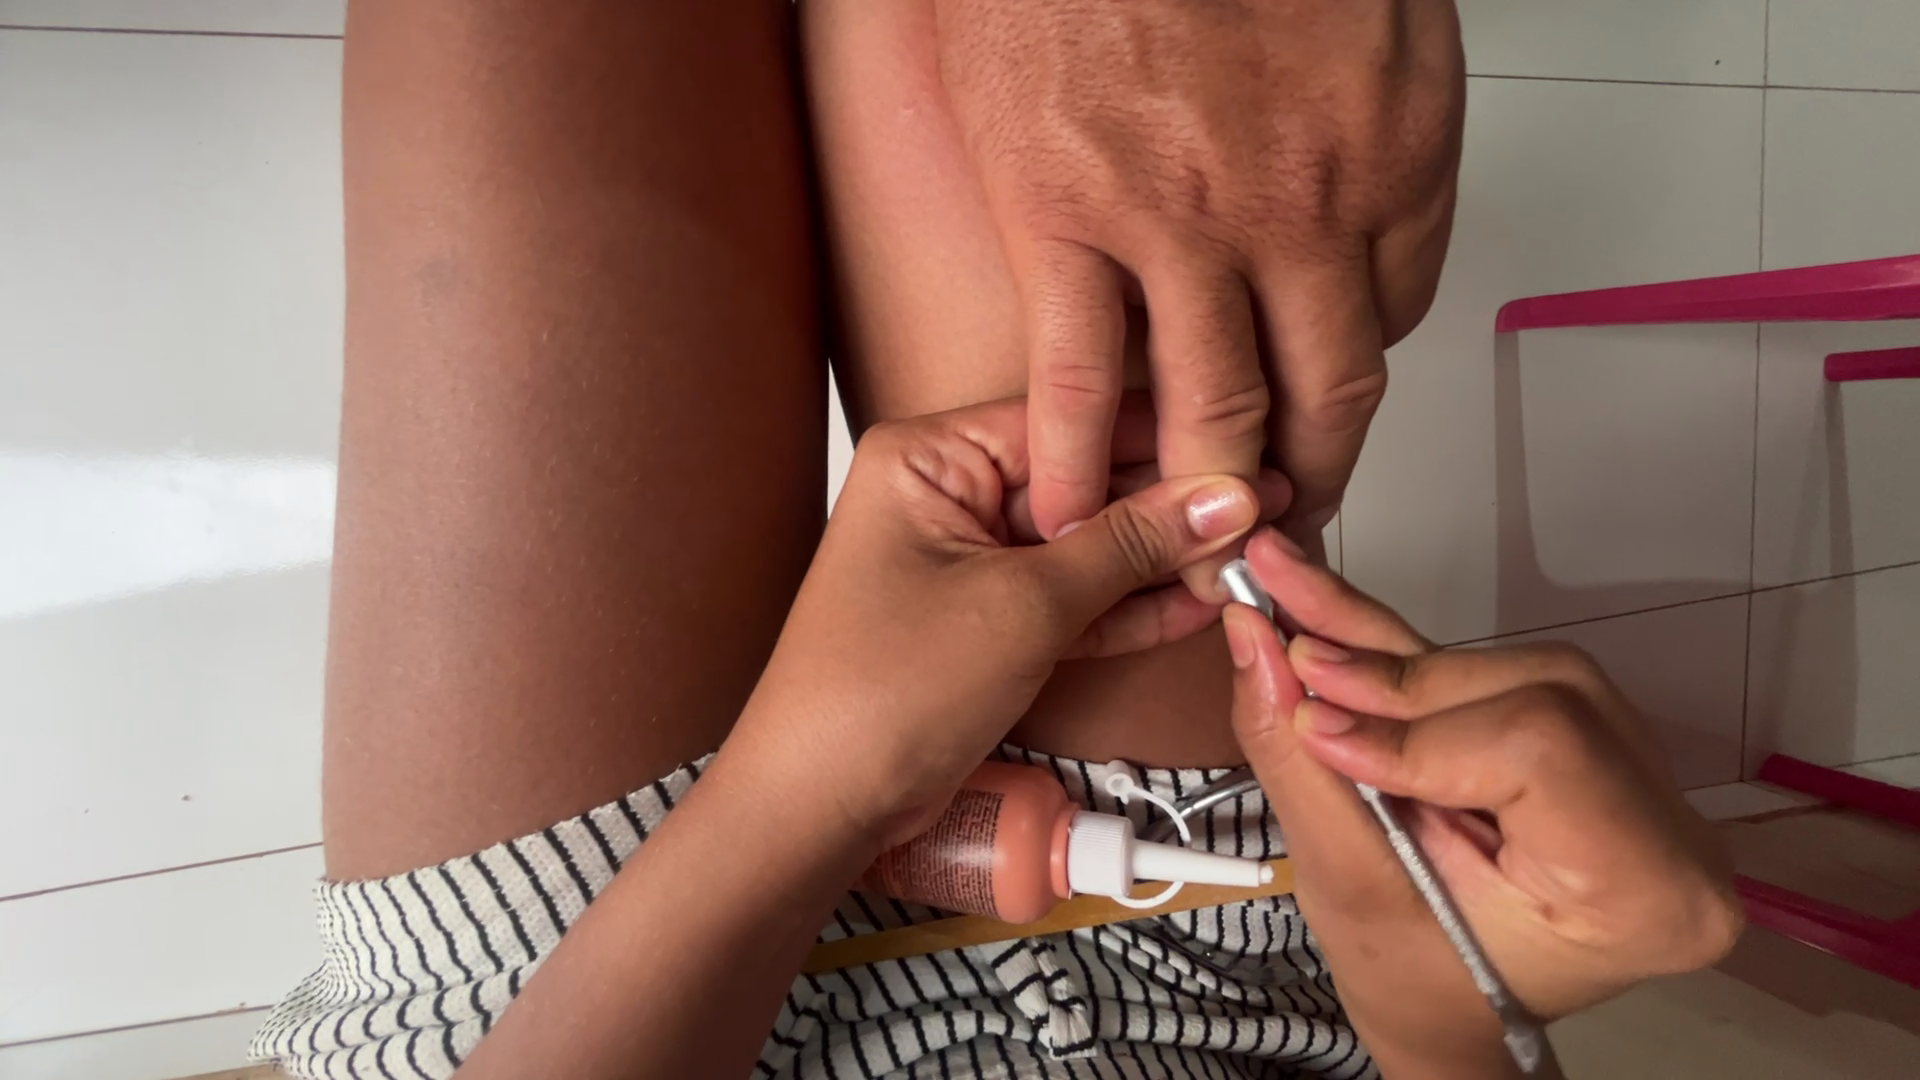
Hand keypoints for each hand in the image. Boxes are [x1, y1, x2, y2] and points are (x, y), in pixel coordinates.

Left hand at [726, 397, 1272, 851]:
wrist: (824, 803)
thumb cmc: (887, 687)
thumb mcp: (1021, 603)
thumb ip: (1125, 546)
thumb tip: (1220, 497)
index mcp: (929, 457)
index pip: (1063, 422)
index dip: (1159, 438)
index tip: (1245, 450)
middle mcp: (947, 496)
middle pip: (1079, 485)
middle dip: (1168, 506)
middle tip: (1266, 506)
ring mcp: (971, 561)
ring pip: (1082, 548)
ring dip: (1159, 560)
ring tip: (1250, 552)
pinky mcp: (990, 619)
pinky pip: (1069, 600)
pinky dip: (1126, 606)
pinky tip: (1198, 598)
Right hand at [932, 0, 1464, 580]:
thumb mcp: (1361, 25)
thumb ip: (1366, 147)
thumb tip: (1334, 250)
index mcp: (1381, 153)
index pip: (1384, 327)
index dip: (1347, 402)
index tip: (1318, 438)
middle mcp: (1294, 209)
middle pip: (1316, 398)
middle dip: (1300, 489)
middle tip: (1274, 540)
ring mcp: (1176, 227)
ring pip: (1210, 410)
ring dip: (1199, 503)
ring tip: (1180, 556)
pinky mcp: (1064, 225)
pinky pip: (1078, 379)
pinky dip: (1074, 461)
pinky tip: (1066, 513)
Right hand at [1221, 530, 1741, 1072]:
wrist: (1442, 998)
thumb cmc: (1406, 976)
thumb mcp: (1341, 882)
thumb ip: (1291, 756)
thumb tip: (1249, 637)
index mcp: (1640, 886)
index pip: (1540, 750)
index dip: (1415, 731)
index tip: (1315, 733)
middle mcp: (1657, 810)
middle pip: (1523, 685)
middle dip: (1388, 676)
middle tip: (1284, 649)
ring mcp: (1617, 759)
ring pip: (1488, 657)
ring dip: (1373, 643)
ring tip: (1283, 611)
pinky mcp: (1558, 726)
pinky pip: (1466, 662)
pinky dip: (1377, 636)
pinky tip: (1311, 599)